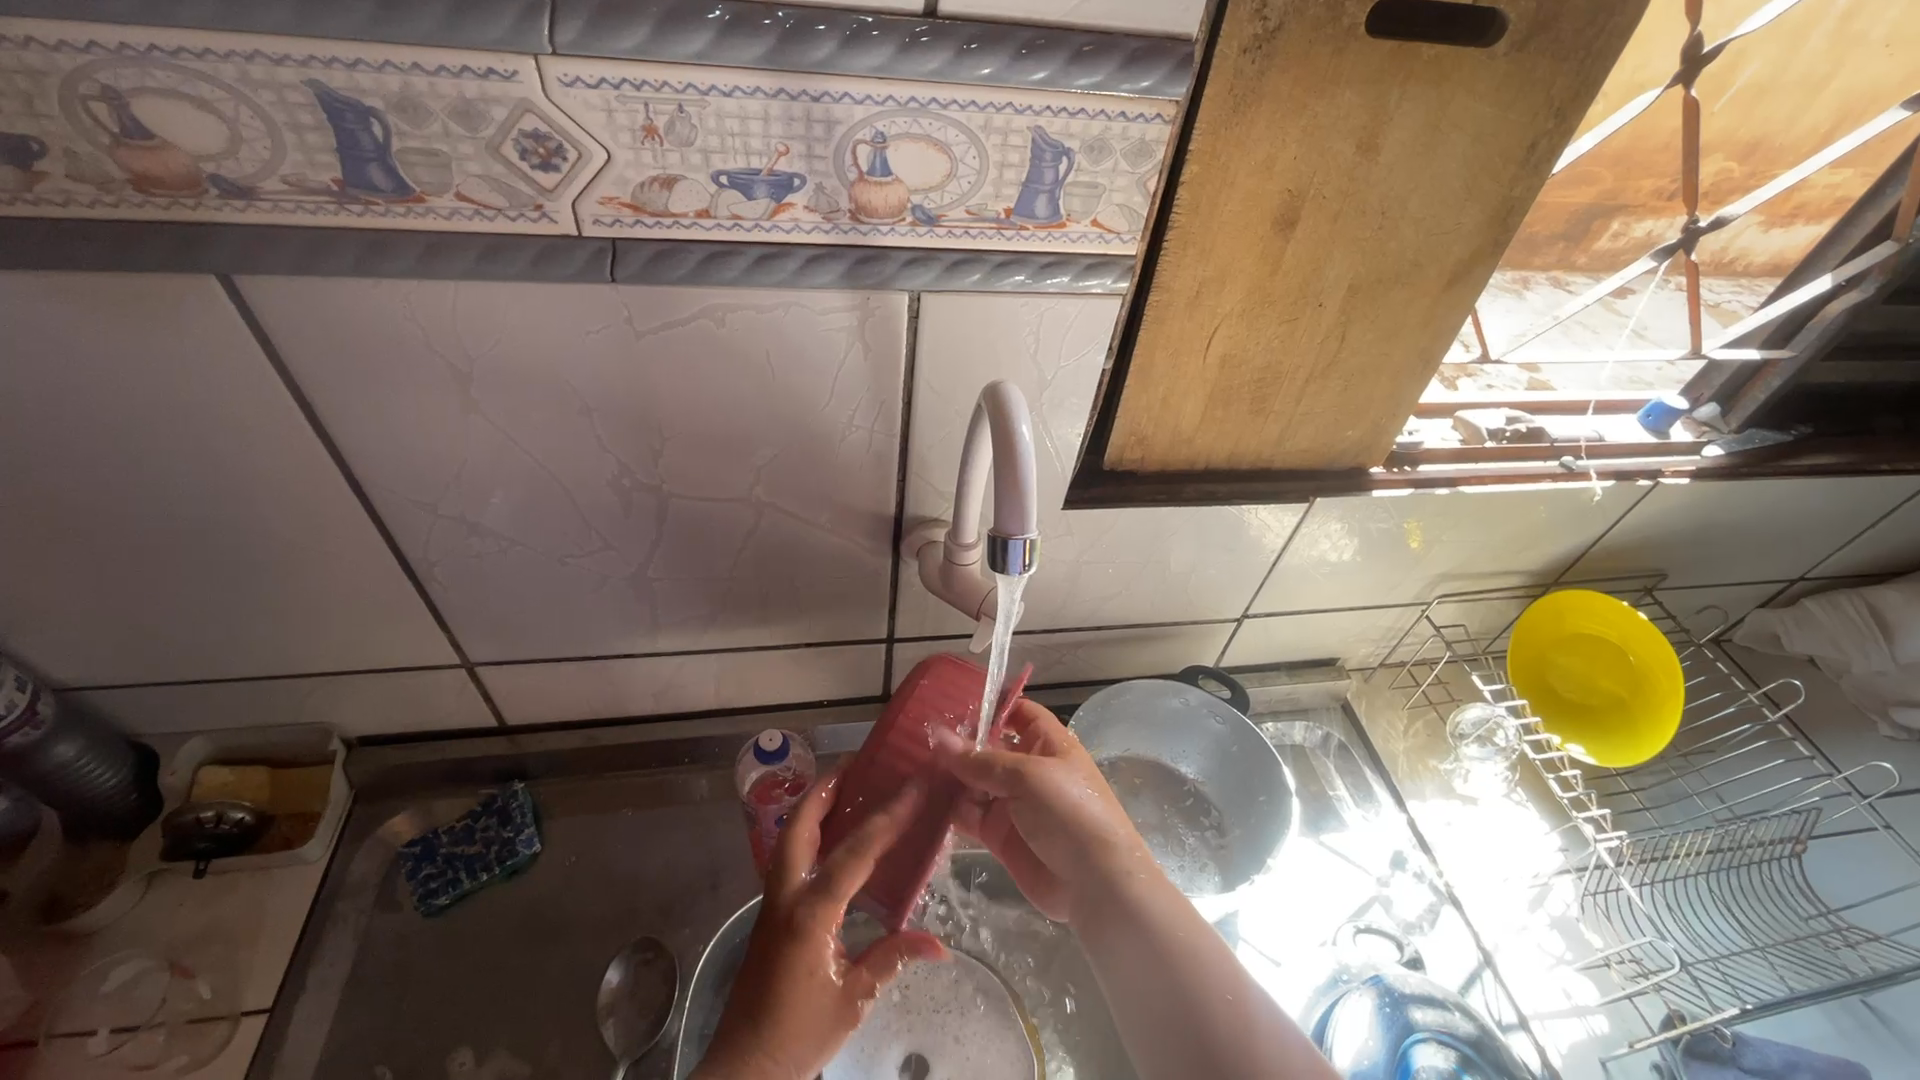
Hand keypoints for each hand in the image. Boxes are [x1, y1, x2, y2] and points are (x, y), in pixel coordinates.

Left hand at [693, 775, 948, 1079]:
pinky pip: (791, 859)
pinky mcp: (770, 915)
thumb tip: (939, 946)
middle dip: (828, 788)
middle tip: (859, 764)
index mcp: (810, 914)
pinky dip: (812, 834)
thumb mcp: (853, 999)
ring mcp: (772, 903)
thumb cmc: (798, 1034)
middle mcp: (786, 897)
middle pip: (800, 825)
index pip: (855, 853)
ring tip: (848, 786)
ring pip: (789, 838)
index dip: (888, 817)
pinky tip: (834, 838)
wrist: (744, 1067)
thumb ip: (891, 959)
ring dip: (816, 806)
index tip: (914, 786)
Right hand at [934, 698, 1152, 922]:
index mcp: (1048, 744)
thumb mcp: (1027, 776)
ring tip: (911, 770)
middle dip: (958, 746)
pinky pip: (969, 815)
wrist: (1094, 883)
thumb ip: (980, 760)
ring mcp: (1013, 804)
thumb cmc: (1070, 813)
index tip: (950, 705)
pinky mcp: (1000, 836)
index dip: (989, 708)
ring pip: (973, 783)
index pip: (1018, 713)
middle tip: (915, 740)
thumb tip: (938, 736)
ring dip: (948, 778)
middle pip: (988, 749)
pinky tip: (921, 801)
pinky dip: (949, 809)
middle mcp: (1029, 770)